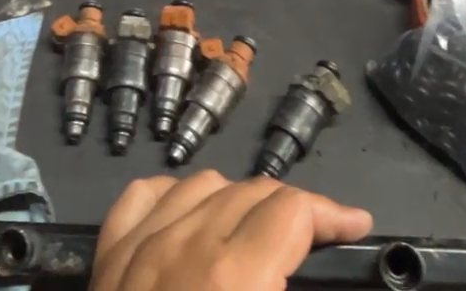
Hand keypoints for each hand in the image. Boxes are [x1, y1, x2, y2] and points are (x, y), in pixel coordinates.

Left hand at [91, 170, 373, 290]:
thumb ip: (284, 289)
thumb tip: (300, 278)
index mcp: (231, 275)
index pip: (291, 210)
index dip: (331, 214)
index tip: (355, 227)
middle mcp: (185, 243)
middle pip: (252, 191)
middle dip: (292, 208)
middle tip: (315, 238)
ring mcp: (142, 244)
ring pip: (202, 184)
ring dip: (236, 199)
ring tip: (256, 228)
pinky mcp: (110, 256)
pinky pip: (145, 196)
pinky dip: (174, 196)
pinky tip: (190, 216)